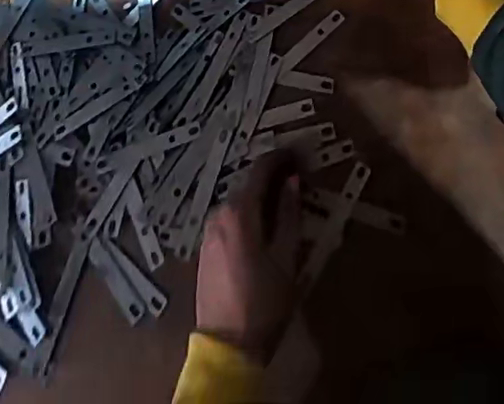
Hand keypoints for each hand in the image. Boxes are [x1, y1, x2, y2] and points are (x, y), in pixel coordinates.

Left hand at [194, 153, 302, 362]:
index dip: (280, 158)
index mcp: (239, 212)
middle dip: (271, 178)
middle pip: (248, 185)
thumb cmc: (263, 302)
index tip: (298, 154)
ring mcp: (209, 233)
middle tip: (296, 179)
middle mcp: (219, 215)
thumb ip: (290, 214)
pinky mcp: (206, 250)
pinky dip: (247, 215)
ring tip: (282, 204)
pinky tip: (261, 226)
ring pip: (238, 203)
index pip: (260, 170)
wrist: (226, 348)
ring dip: (259, 198)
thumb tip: (292, 181)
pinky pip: (229, 220)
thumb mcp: (286, 258)